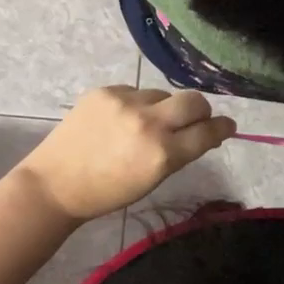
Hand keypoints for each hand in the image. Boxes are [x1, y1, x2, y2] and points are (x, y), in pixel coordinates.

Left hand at [15, 86, 236, 221]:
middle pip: (194, 101)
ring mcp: (125, 102)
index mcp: (163, 154)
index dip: (222, 128)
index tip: (227, 126)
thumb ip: (179, 154)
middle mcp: (149, 123)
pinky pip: (134, 91)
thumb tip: (205, 134)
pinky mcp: (105, 91)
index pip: (208, 132)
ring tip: (143, 126)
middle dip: (201, 111)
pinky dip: (135, 104)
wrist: (56, 183)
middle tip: (195, 120)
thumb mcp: (152, 180)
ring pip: (162, 94)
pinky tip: (119, 121)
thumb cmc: (107, 192)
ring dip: (162, 108)